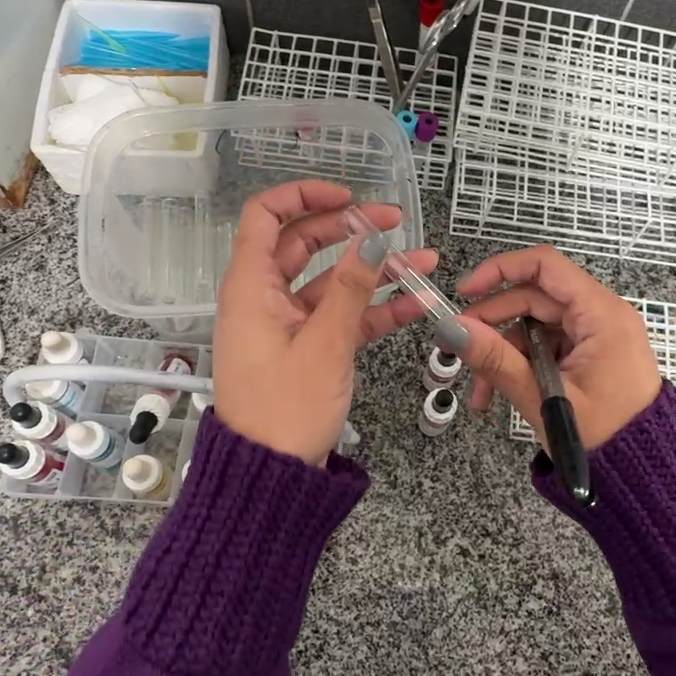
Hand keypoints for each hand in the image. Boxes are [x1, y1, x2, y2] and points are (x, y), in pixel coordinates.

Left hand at [214, 181, 435, 464]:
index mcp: (251, 286)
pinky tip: (415, 304)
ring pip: (331, 282)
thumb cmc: (283, 410)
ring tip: (423, 262)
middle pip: (304, 245)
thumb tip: (371, 236)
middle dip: (351, 230)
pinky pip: (342, 317)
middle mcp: (265, 298)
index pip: (266, 217)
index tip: (348, 197)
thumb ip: (351, 287)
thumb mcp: (324, 344)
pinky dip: (374, 309)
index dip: (305, 197)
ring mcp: (288, 324)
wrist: (270, 478)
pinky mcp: (308, 349)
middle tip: (394, 223)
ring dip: (374, 272)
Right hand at [442, 245, 659, 451]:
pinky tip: (497, 397)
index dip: (501, 270)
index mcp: (602, 315)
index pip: (545, 265)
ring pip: (535, 326)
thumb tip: (453, 329)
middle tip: (457, 348)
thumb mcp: (545, 399)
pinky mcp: (590, 355)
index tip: (465, 292)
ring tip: (480, 394)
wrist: (644, 478)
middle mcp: (601, 316)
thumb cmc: (605, 439)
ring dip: (503, 354)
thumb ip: (497, 360)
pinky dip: (521, 366)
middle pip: (534, 298)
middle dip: (492, 323)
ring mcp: (596, 336)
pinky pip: (546, 347)